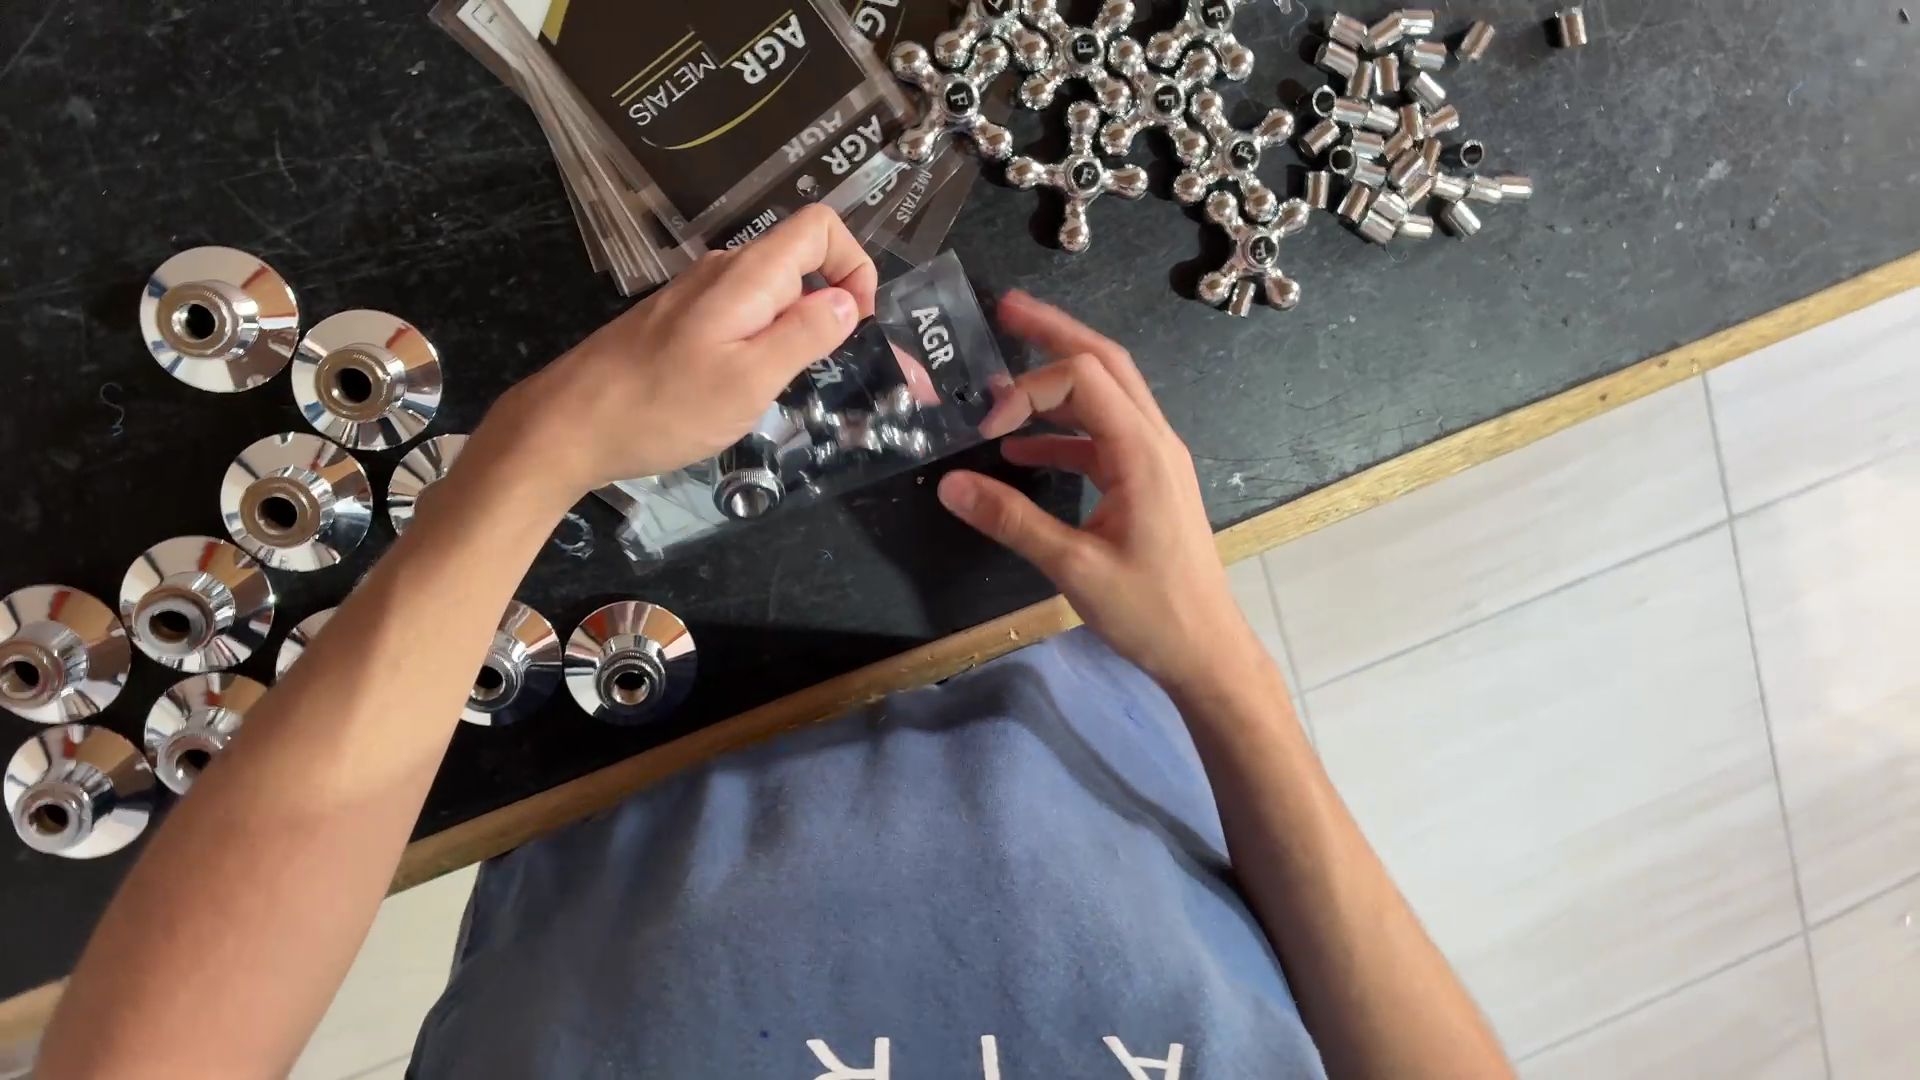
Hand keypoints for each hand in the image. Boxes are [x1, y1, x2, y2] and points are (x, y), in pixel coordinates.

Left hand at [483, 204, 878, 495]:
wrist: (572, 424)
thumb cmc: (665, 406)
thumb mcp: (750, 380)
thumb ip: (804, 335)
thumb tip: (848, 302)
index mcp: (747, 276)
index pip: (820, 227)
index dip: (855, 264)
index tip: (859, 323)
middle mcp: (725, 271)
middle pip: (801, 260)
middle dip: (836, 304)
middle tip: (838, 368)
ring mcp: (700, 295)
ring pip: (774, 292)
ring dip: (802, 328)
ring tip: (795, 383)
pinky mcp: (685, 320)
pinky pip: (746, 314)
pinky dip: (769, 339)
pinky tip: (755, 384)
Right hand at [937, 292, 1259, 692]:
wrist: (1205, 650)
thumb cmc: (1150, 611)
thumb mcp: (1074, 568)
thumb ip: (1011, 521)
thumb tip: (950, 485)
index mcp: (1142, 452)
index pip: (1083, 380)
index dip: (1027, 389)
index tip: (986, 426)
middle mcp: (1154, 441)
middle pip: (1106, 364)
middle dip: (1055, 333)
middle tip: (1005, 309)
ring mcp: (1155, 460)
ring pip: (1108, 396)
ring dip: (1059, 380)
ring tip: (1008, 372)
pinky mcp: (1148, 482)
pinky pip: (1104, 438)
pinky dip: (1065, 434)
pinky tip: (1025, 451)